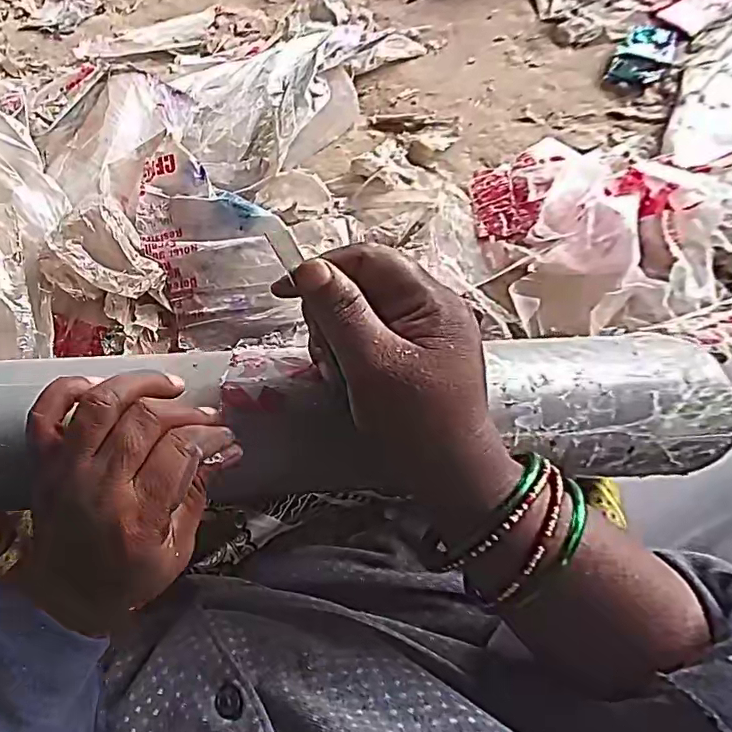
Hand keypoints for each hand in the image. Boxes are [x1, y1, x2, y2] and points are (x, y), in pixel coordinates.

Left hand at [10, 372, 241, 635]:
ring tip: (165, 386)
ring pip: (99, 405)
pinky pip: (45, 410)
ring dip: (136, 384)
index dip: (208, 434)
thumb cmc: (125, 576)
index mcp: (137, 517)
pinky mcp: (42, 459)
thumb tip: (224, 449)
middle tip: (201, 415)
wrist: (66, 591)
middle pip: (143, 421)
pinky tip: (98, 386)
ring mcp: (65, 468)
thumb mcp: (175, 549)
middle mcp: (98, 486)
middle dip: (182, 411)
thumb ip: (196, 494)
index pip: (179, 451)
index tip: (222, 434)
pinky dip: (68, 388)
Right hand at [270, 244, 519, 528]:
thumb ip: (341, 312)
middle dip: (327, 312)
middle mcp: (427, 306)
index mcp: (431, 300)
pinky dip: (342, 351)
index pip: (368, 258)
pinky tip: (345, 375)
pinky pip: (360, 334)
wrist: (448, 473)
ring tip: (337, 370)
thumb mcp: (372, 364)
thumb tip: (310, 267)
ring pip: (353, 309)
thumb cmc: (415, 421)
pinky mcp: (405, 350)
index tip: (282, 292)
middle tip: (324, 350)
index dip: (322, 268)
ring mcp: (418, 330)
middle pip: (358, 282)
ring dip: (332, 336)